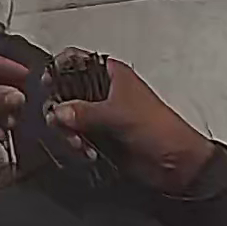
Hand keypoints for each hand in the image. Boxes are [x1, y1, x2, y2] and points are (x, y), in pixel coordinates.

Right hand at [47, 54, 215, 194]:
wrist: (177, 165)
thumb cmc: (155, 128)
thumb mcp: (118, 115)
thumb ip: (83, 112)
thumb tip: (55, 113)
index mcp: (110, 74)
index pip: (75, 60)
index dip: (59, 68)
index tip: (48, 84)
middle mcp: (102, 90)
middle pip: (65, 89)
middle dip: (60, 108)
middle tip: (61, 124)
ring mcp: (99, 113)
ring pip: (67, 114)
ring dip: (68, 130)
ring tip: (80, 144)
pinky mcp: (99, 135)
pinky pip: (75, 133)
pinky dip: (75, 142)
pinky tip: (86, 152)